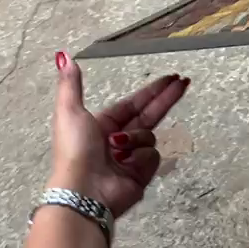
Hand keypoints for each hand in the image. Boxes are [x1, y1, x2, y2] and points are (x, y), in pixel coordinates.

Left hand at [48, 51, 189, 216]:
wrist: (84, 191)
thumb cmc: (75, 151)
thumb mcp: (70, 111)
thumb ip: (71, 83)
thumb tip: (63, 56)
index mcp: (103, 124)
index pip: (135, 102)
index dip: (154, 90)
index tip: (172, 78)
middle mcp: (119, 140)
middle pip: (150, 114)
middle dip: (167, 98)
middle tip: (185, 82)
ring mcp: (131, 158)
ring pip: (149, 136)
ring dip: (137, 139)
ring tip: (119, 151)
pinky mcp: (141, 175)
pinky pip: (152, 156)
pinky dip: (140, 158)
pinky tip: (126, 166)